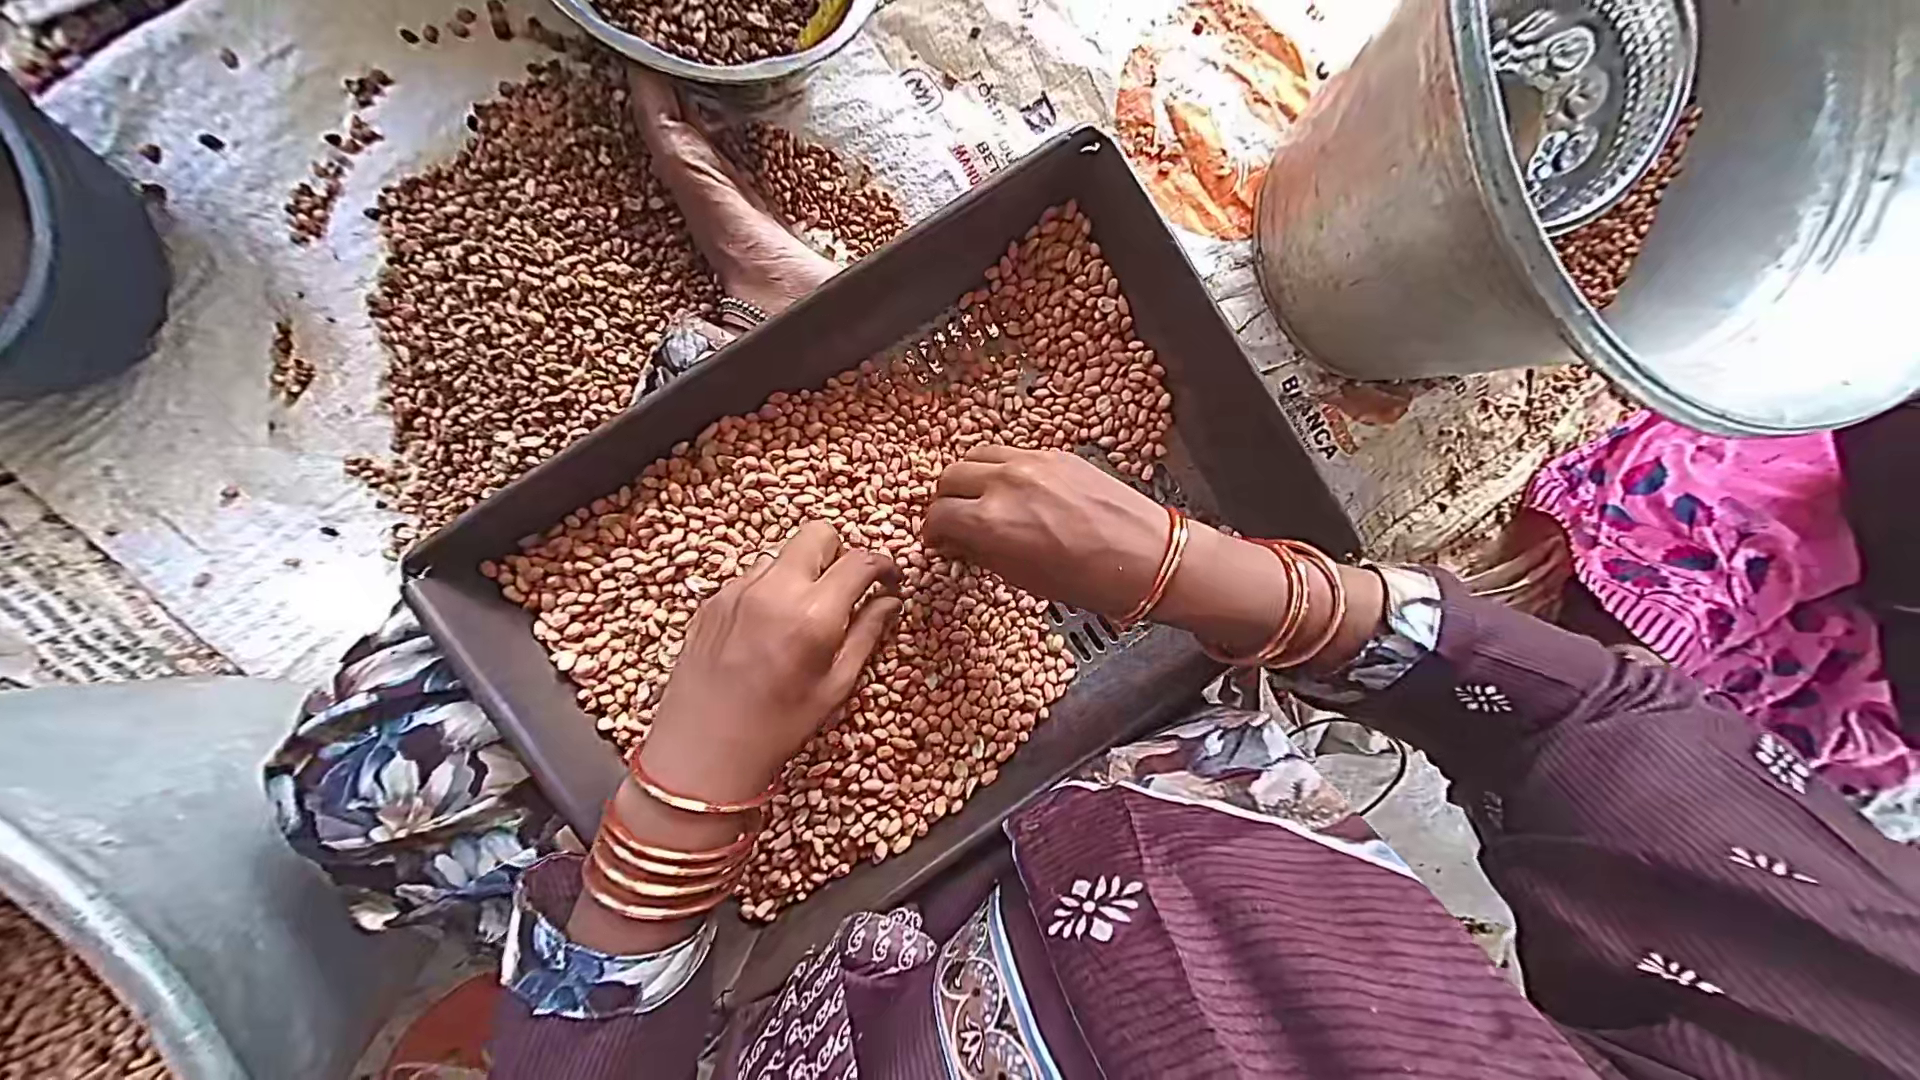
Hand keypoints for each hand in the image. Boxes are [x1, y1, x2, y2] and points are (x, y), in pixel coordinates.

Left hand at [638, 521, 901, 801]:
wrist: (701, 752)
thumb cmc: (777, 727)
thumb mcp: (836, 685)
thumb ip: (867, 633)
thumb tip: (890, 600)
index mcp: (813, 615)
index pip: (860, 561)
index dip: (883, 564)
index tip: (889, 579)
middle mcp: (774, 590)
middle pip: (818, 533)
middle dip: (840, 552)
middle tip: (844, 588)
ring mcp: (738, 590)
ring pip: (784, 552)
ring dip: (803, 569)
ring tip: (803, 611)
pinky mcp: (713, 599)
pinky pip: (754, 574)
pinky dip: (772, 586)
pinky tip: (770, 625)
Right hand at [922, 446, 1168, 619]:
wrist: (1148, 557)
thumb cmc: (1088, 580)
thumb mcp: (1022, 577)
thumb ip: (982, 552)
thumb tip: (958, 539)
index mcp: (991, 521)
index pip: (939, 515)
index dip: (933, 531)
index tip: (939, 539)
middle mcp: (1004, 483)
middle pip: (950, 476)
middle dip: (945, 500)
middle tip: (955, 519)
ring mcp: (1032, 461)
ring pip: (977, 455)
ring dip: (969, 477)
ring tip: (979, 498)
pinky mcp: (1056, 452)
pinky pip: (1011, 452)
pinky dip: (1000, 468)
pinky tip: (1013, 489)